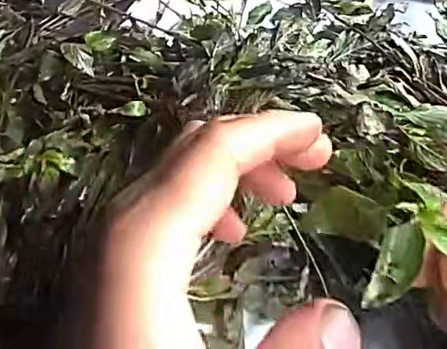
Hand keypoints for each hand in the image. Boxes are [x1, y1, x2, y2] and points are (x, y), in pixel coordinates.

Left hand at [89, 112, 358, 348]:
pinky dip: (209, 200)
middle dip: (258, 141)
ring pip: (177, 173)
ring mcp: (107, 253)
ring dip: (236, 169)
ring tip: (284, 192)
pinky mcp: (109, 277)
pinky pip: (165, 208)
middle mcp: (117, 234)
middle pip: (192, 149)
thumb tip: (338, 316)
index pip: (211, 151)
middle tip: (314, 157)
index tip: (320, 132)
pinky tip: (232, 234)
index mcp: (141, 249)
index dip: (270, 129)